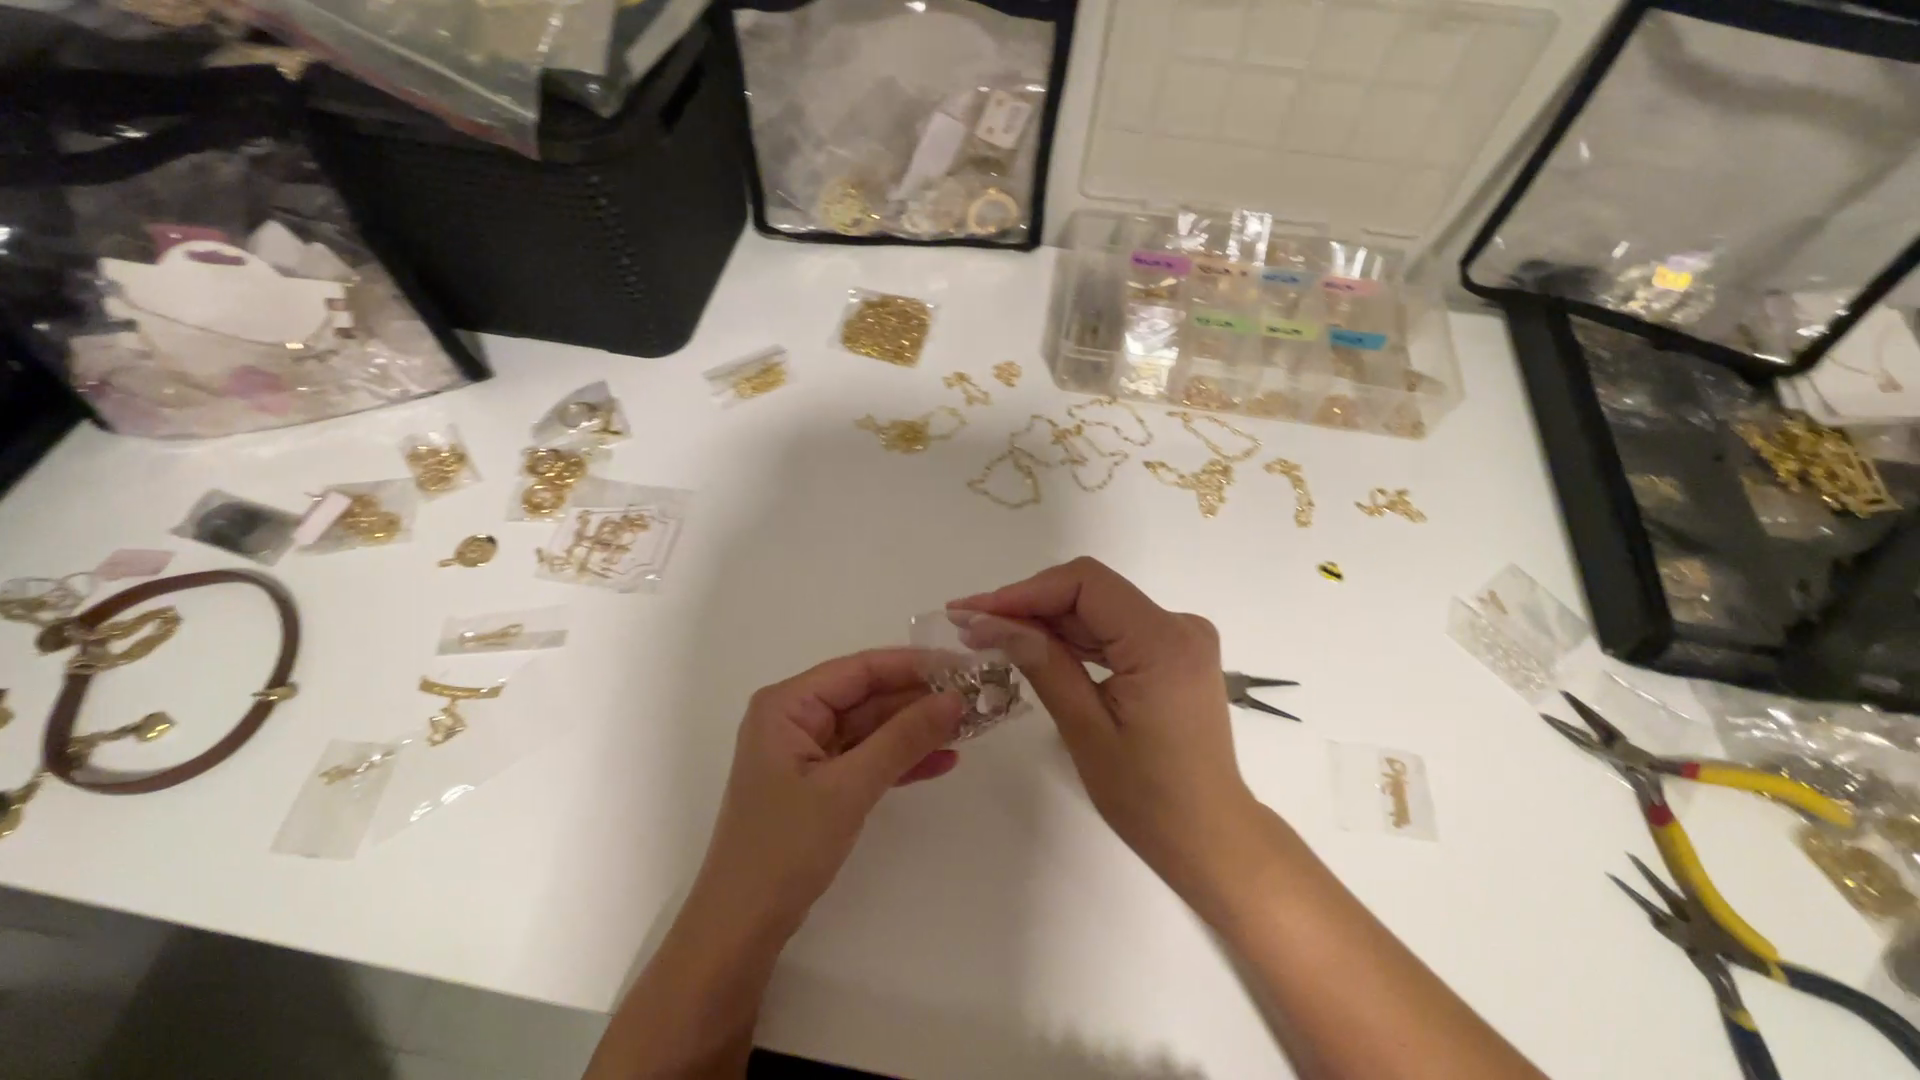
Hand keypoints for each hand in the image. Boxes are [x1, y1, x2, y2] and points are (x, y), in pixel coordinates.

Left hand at [693, 649, 964, 938]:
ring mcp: (806, 753)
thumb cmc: (785, 846)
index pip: (859, 669)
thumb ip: (902, 738)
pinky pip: (866, 758)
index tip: (965, 667)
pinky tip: (944, 760)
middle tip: (978, 699)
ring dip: (917, 730)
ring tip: (971, 728)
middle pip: (867, 696)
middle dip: (920, 700)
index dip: (914, 665)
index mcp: (787, 705)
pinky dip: (901, 760)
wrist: (742, 923)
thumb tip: (954, 699)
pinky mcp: (818, 784)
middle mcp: (794, 719)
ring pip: (872, 728)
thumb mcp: (849, 788)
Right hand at [952, 557, 1255, 891]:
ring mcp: (1179, 639)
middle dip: (1028, 605)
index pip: (1085, 584)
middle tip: (969, 625)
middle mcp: (1179, 626)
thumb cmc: (1149, 797)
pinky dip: (1073, 639)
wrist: (1209, 835)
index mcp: (1163, 641)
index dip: (1023, 591)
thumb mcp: (1085, 730)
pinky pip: (1114, 632)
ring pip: (1099, 610)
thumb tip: (989, 622)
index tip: (973, 613)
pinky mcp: (1172, 655)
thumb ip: (1042, 664)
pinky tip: (1032, 648)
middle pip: (1091, 593)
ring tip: (988, 636)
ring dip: (1046, 621)